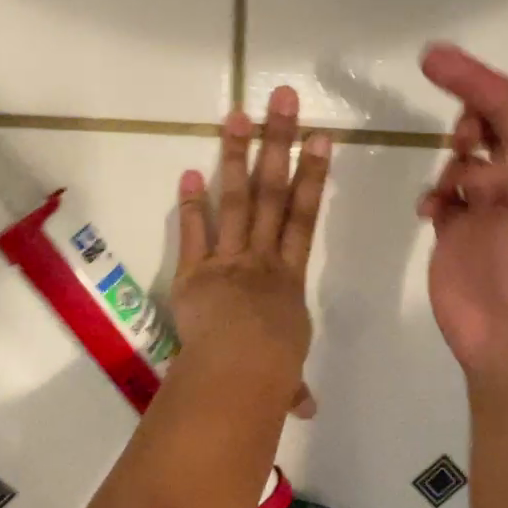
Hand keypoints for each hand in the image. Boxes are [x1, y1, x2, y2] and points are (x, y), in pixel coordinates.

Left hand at [172, 86, 331, 417]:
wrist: (239, 371)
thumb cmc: (272, 374)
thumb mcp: (286, 378)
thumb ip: (292, 386)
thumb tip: (304, 408)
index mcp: (289, 282)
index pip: (304, 219)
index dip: (313, 176)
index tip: (320, 138)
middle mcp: (261, 261)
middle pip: (273, 194)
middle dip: (279, 143)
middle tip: (282, 100)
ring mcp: (227, 261)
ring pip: (236, 201)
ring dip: (237, 156)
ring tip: (238, 114)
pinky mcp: (193, 273)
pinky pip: (193, 233)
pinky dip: (190, 205)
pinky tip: (188, 172)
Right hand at [416, 44, 507, 390]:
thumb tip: (476, 149)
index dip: (478, 79)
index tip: (433, 59)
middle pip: (491, 128)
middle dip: (469, 116)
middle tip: (455, 136)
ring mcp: (486, 213)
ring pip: (462, 163)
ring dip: (451, 162)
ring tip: (450, 190)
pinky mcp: (457, 239)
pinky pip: (441, 199)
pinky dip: (432, 195)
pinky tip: (430, 211)